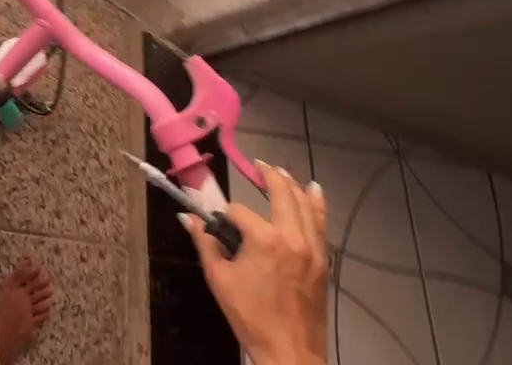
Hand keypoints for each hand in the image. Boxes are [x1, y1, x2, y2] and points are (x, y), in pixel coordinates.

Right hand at [188, 163, 329, 364]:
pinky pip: (321, 224)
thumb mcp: (219, 279)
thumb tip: (188, 218)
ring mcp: (313, 249)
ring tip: (281, 171)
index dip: (225, 216)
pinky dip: (316, 205)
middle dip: (269, 176)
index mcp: (264, 239)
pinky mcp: (324, 262)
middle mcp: (292, 237)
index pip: (240, 211)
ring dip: (293, 185)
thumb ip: (205, 243)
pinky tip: (313, 193)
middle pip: (282, 194)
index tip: (217, 227)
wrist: (290, 353)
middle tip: (257, 165)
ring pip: (307, 205)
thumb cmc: (250, 316)